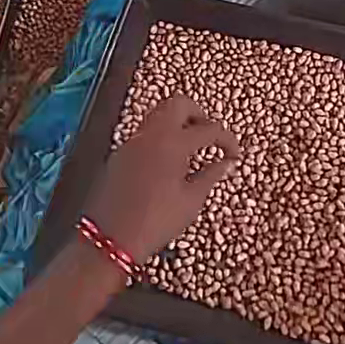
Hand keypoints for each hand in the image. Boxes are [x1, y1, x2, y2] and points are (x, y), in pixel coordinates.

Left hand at [85, 95, 239, 263]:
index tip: (234, 153)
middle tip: (210, 136)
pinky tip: (170, 162)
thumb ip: (211, 175)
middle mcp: (151, 135)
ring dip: (178, 123)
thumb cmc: (156, 222)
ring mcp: (132, 142)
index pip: (209, 129)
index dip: (227, 139)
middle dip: (199, 115)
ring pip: (158, 115)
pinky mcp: (120, 154)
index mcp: (173, 144)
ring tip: (192, 148)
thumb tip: (225, 162)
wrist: (110, 239)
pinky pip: (145, 133)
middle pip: (179, 104)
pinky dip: (162, 137)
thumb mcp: (191, 201)